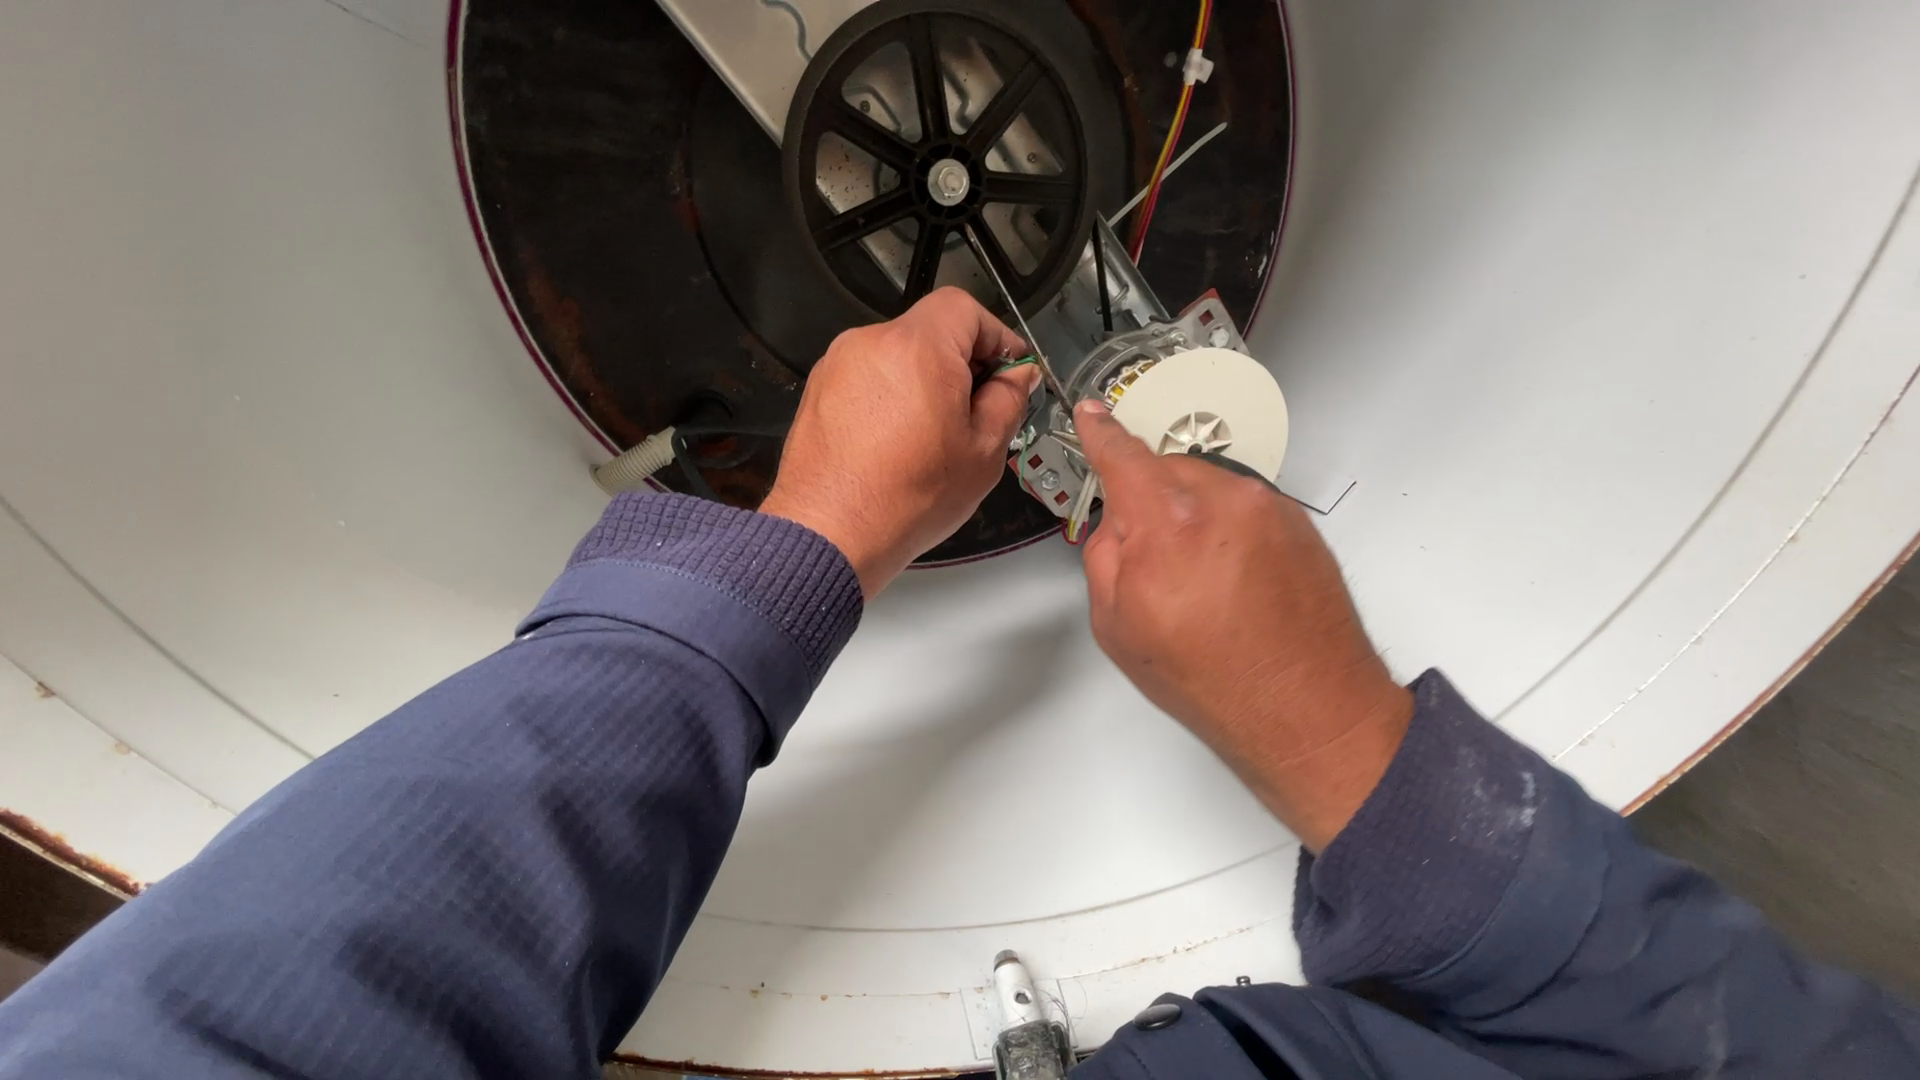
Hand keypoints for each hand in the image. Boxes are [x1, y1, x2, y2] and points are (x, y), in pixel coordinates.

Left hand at [760, 288, 1040, 596]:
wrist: (830, 534)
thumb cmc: (906, 498)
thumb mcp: (983, 452)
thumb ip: (1008, 400)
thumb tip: (1018, 376)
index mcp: (918, 348)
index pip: (965, 308)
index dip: (995, 336)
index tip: (1009, 370)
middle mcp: (871, 343)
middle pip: (930, 331)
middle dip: (961, 364)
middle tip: (978, 411)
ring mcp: (838, 365)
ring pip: (898, 357)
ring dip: (924, 383)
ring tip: (933, 438)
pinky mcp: (818, 391)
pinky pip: (868, 380)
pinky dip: (890, 399)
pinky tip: (897, 444)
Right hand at [1075, 401, 1412, 850]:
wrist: (1306, 707)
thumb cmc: (1210, 677)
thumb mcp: (1117, 624)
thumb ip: (1106, 555)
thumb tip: (1119, 523)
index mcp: (1168, 521)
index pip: (1122, 455)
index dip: (1101, 433)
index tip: (1092, 414)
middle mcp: (1223, 499)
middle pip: (1166, 471)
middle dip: (1151, 504)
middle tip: (1155, 564)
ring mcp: (1267, 507)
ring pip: (1207, 488)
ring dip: (1193, 518)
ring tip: (1204, 585)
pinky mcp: (1298, 521)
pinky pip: (1244, 507)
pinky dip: (1228, 531)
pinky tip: (1235, 583)